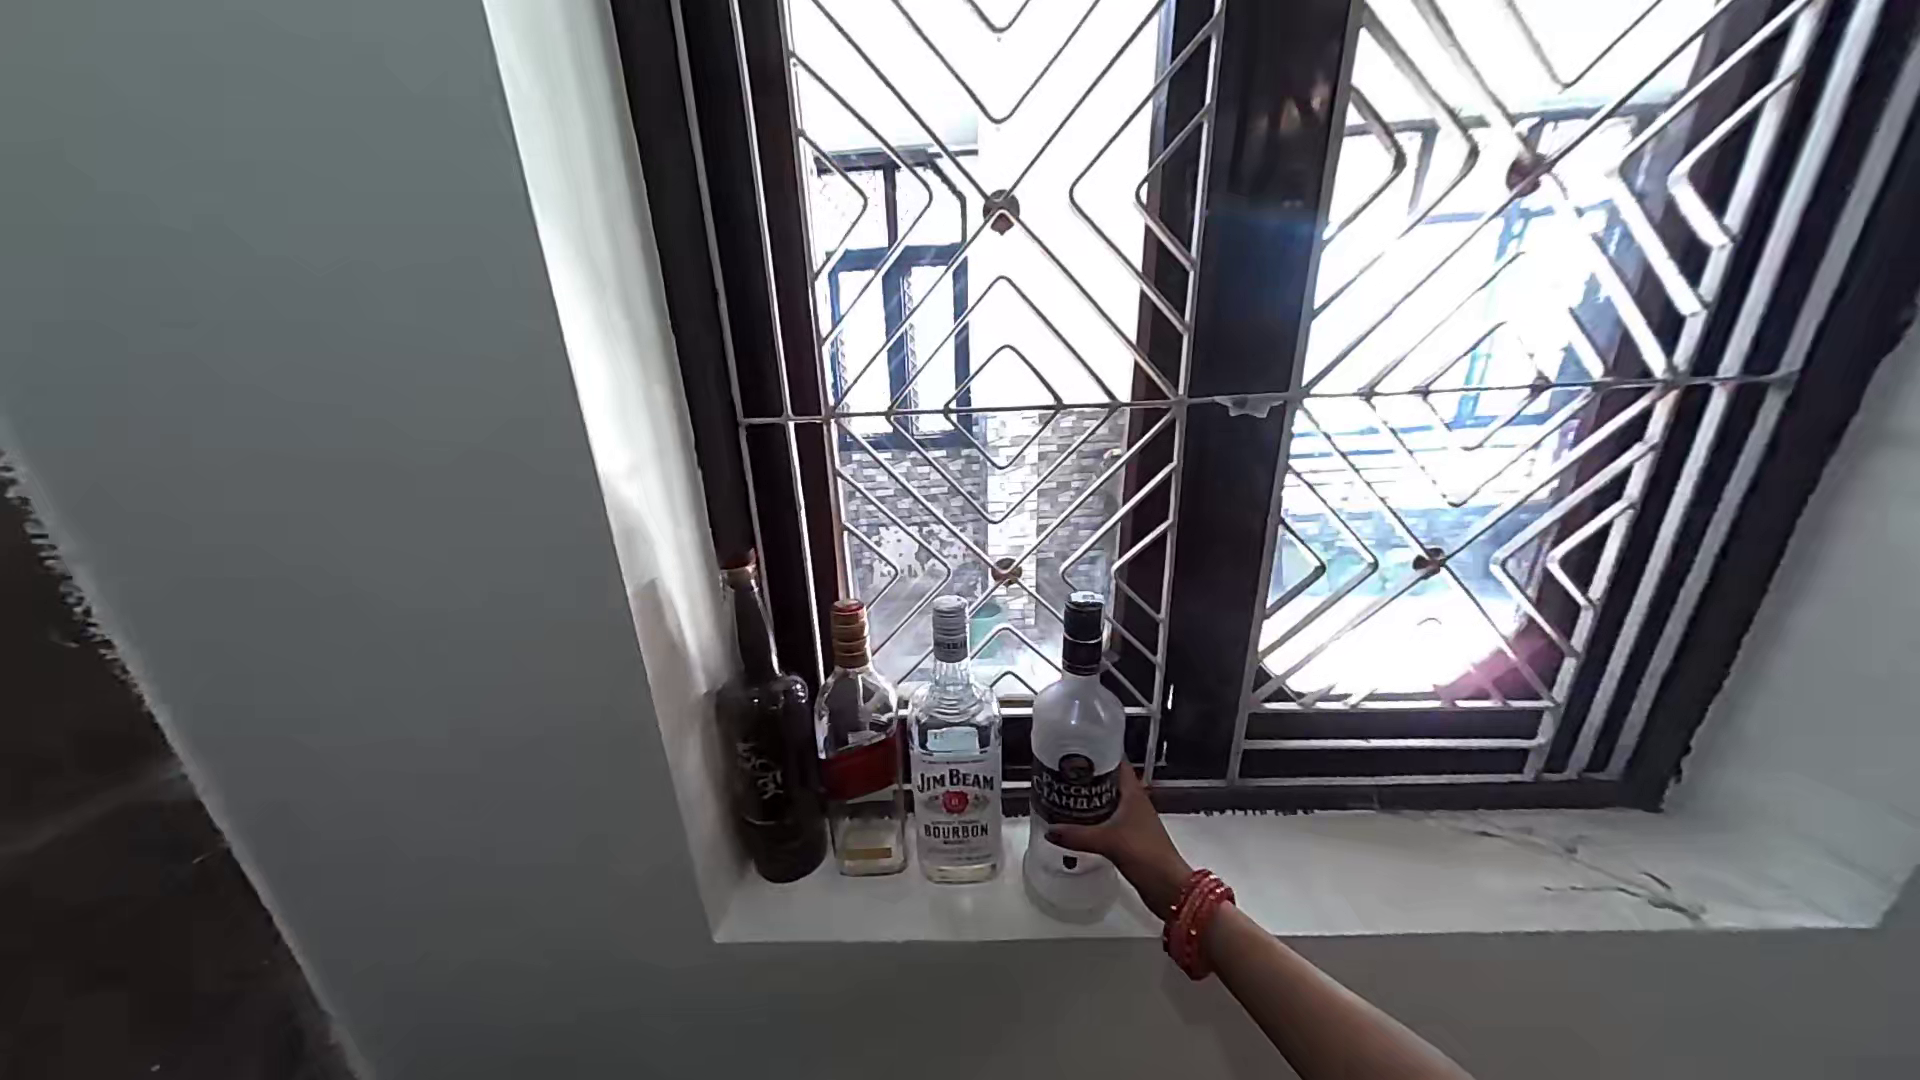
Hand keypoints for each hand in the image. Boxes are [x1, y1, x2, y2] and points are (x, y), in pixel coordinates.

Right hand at [1045, 764, 1192, 919]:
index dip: (1099, 752)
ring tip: (1065, 794)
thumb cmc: (1144, 854)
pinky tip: (1077, 821)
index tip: (1076, 749)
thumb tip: (1049, 831)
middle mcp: (1134, 802)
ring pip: (1108, 800)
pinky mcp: (1130, 836)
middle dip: (1088, 776)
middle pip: (1109, 780)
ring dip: (1090, 797)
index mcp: (1133, 793)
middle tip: (1063, 773)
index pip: (1116, 762)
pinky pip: (1108, 819)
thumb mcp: (1107, 842)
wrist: (1168, 888)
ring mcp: (1133, 819)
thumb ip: (1077, 835)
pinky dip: (1094, 817)